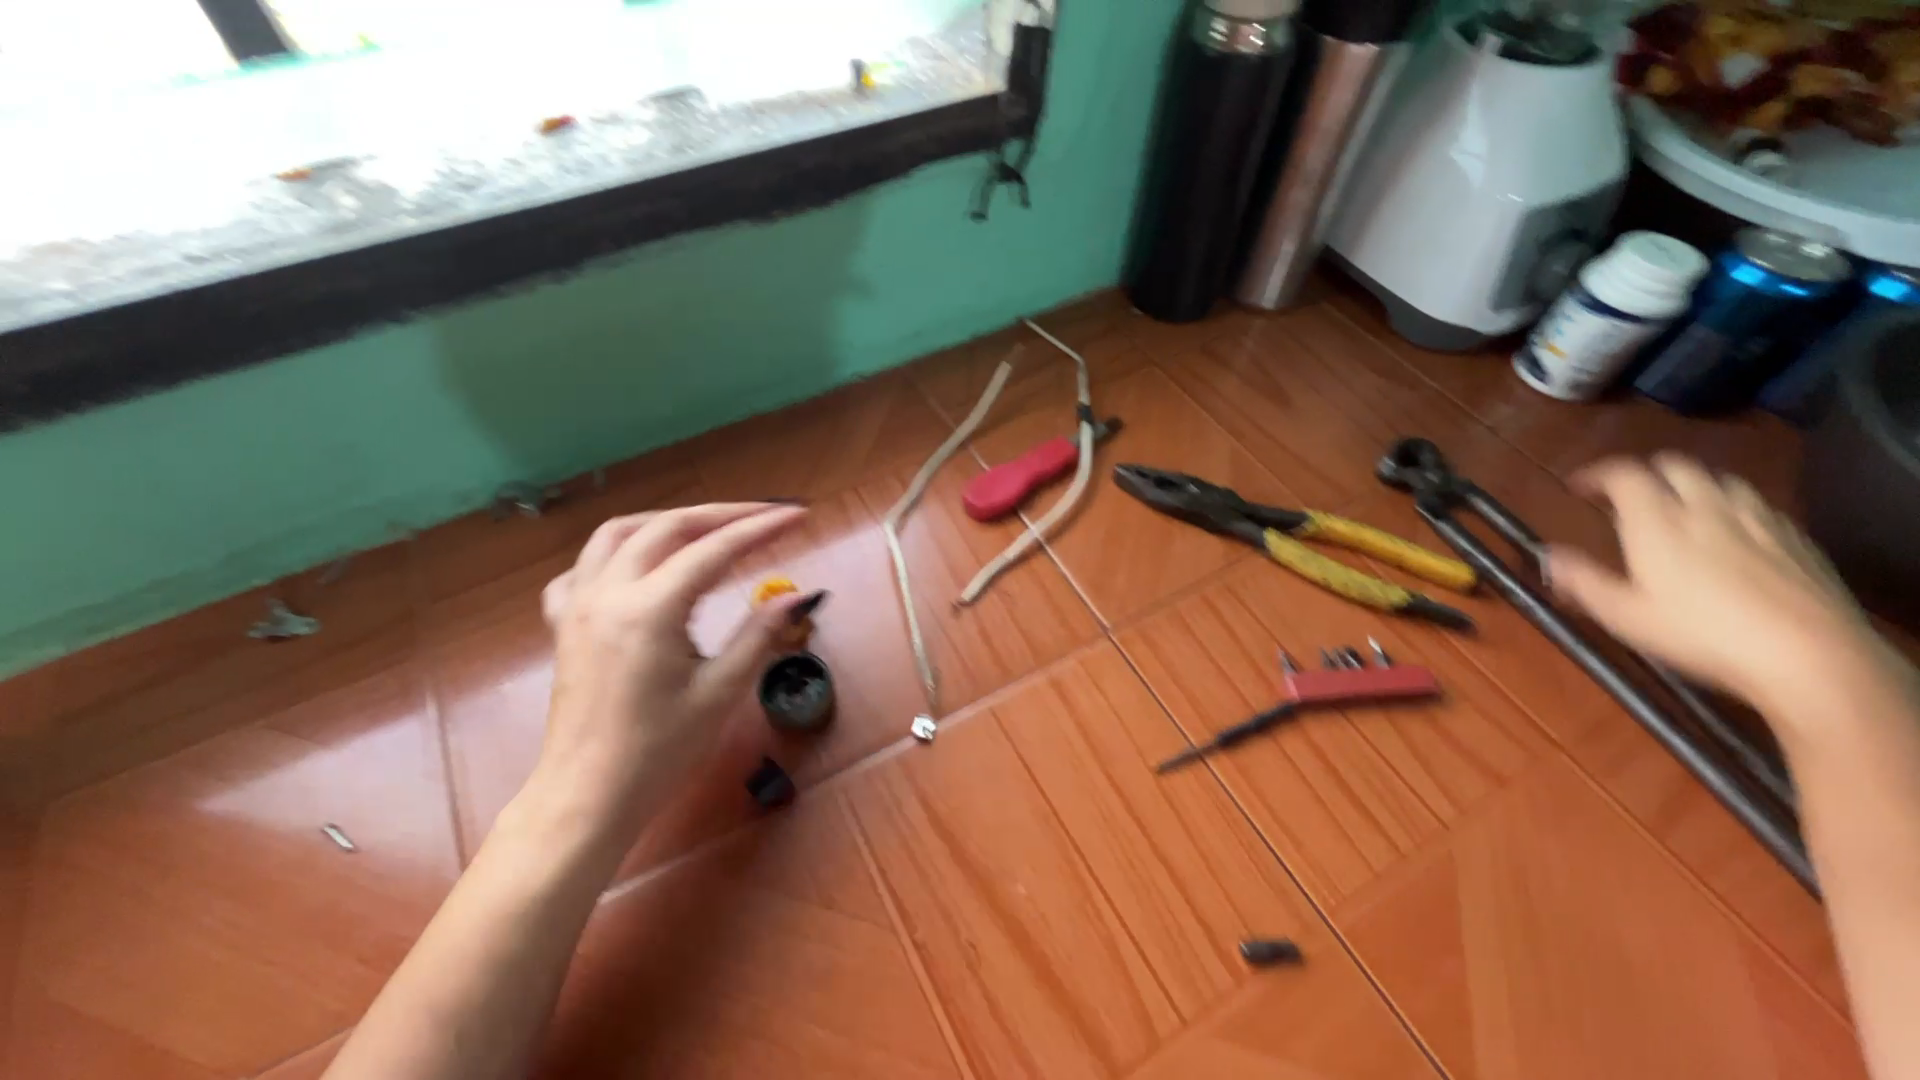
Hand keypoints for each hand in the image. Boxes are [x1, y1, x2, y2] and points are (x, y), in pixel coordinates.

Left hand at [526, 503, 808, 841]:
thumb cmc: (660, 752)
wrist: (588, 796)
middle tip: (765, 515)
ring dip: (668, 522)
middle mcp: (608, 592)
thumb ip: (758, 635)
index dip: (761, 528)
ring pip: (618, 534)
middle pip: (668, 527)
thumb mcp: (720, 692)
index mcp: (650, 609)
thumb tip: (800, 596)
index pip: (715, 550)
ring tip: (708, 527)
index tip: (798, 515)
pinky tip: (639, 568)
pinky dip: (617, 553)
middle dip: (721, 515)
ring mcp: (578, 604)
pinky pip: (584, 568)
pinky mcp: (563, 624)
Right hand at [1547, 454, 1884, 725]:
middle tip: (1629, 496)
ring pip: (1719, 479)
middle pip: (1675, 466)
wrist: (1807, 652)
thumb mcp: (1625, 615)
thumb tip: (1550, 557)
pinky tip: (1732, 532)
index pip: (1625, 474)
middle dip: (1646, 473)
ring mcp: (1756, 518)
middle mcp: (1705, 507)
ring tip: (1680, 507)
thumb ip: (1583, 582)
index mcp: (1657, 520)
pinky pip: (1756, 504)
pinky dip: (1732, 506)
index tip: (1580, 487)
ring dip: (1692, 485)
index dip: (1598, 474)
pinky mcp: (1794, 536)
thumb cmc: (1699, 633)